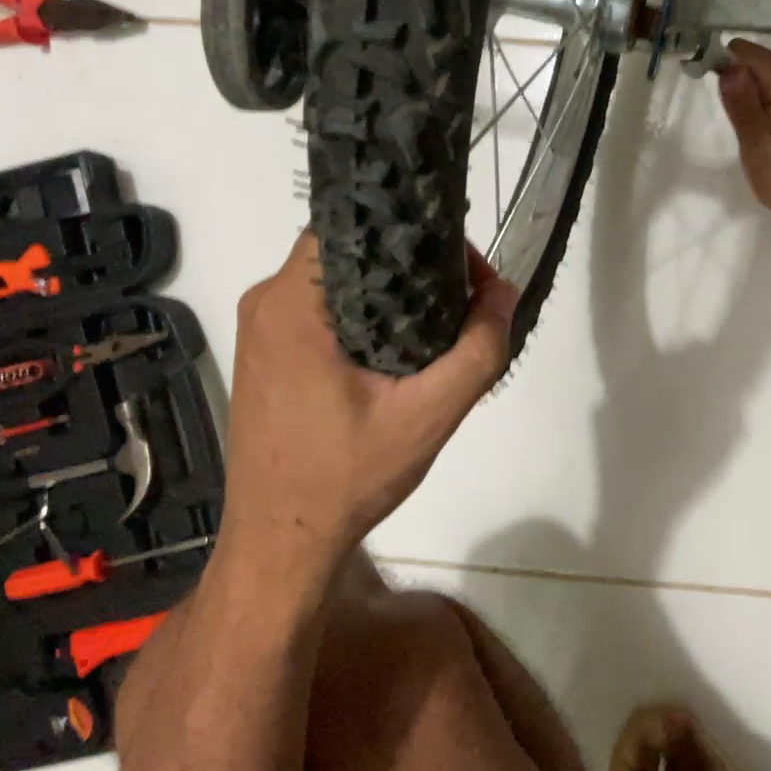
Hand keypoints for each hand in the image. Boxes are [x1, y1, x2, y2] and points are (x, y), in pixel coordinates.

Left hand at [218, 232, 519, 576]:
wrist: (281, 544)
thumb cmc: (345, 478)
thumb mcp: (428, 416)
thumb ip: (477, 352)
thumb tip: (506, 293)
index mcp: (292, 305)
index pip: (350, 226)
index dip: (409, 231)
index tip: (460, 263)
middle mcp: (268, 305)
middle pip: (348, 251)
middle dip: (411, 262)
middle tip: (464, 292)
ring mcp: (264, 332)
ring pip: (340, 282)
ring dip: (392, 290)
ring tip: (444, 318)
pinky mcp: (271, 357)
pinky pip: (326, 311)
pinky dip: (369, 315)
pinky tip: (406, 347)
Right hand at [715, 39, 770, 225]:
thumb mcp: (755, 145)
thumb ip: (741, 103)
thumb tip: (728, 66)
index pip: (741, 51)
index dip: (725, 73)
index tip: (725, 104)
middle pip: (754, 59)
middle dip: (742, 87)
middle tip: (746, 125)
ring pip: (765, 71)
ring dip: (755, 96)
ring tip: (758, 128)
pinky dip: (770, 99)